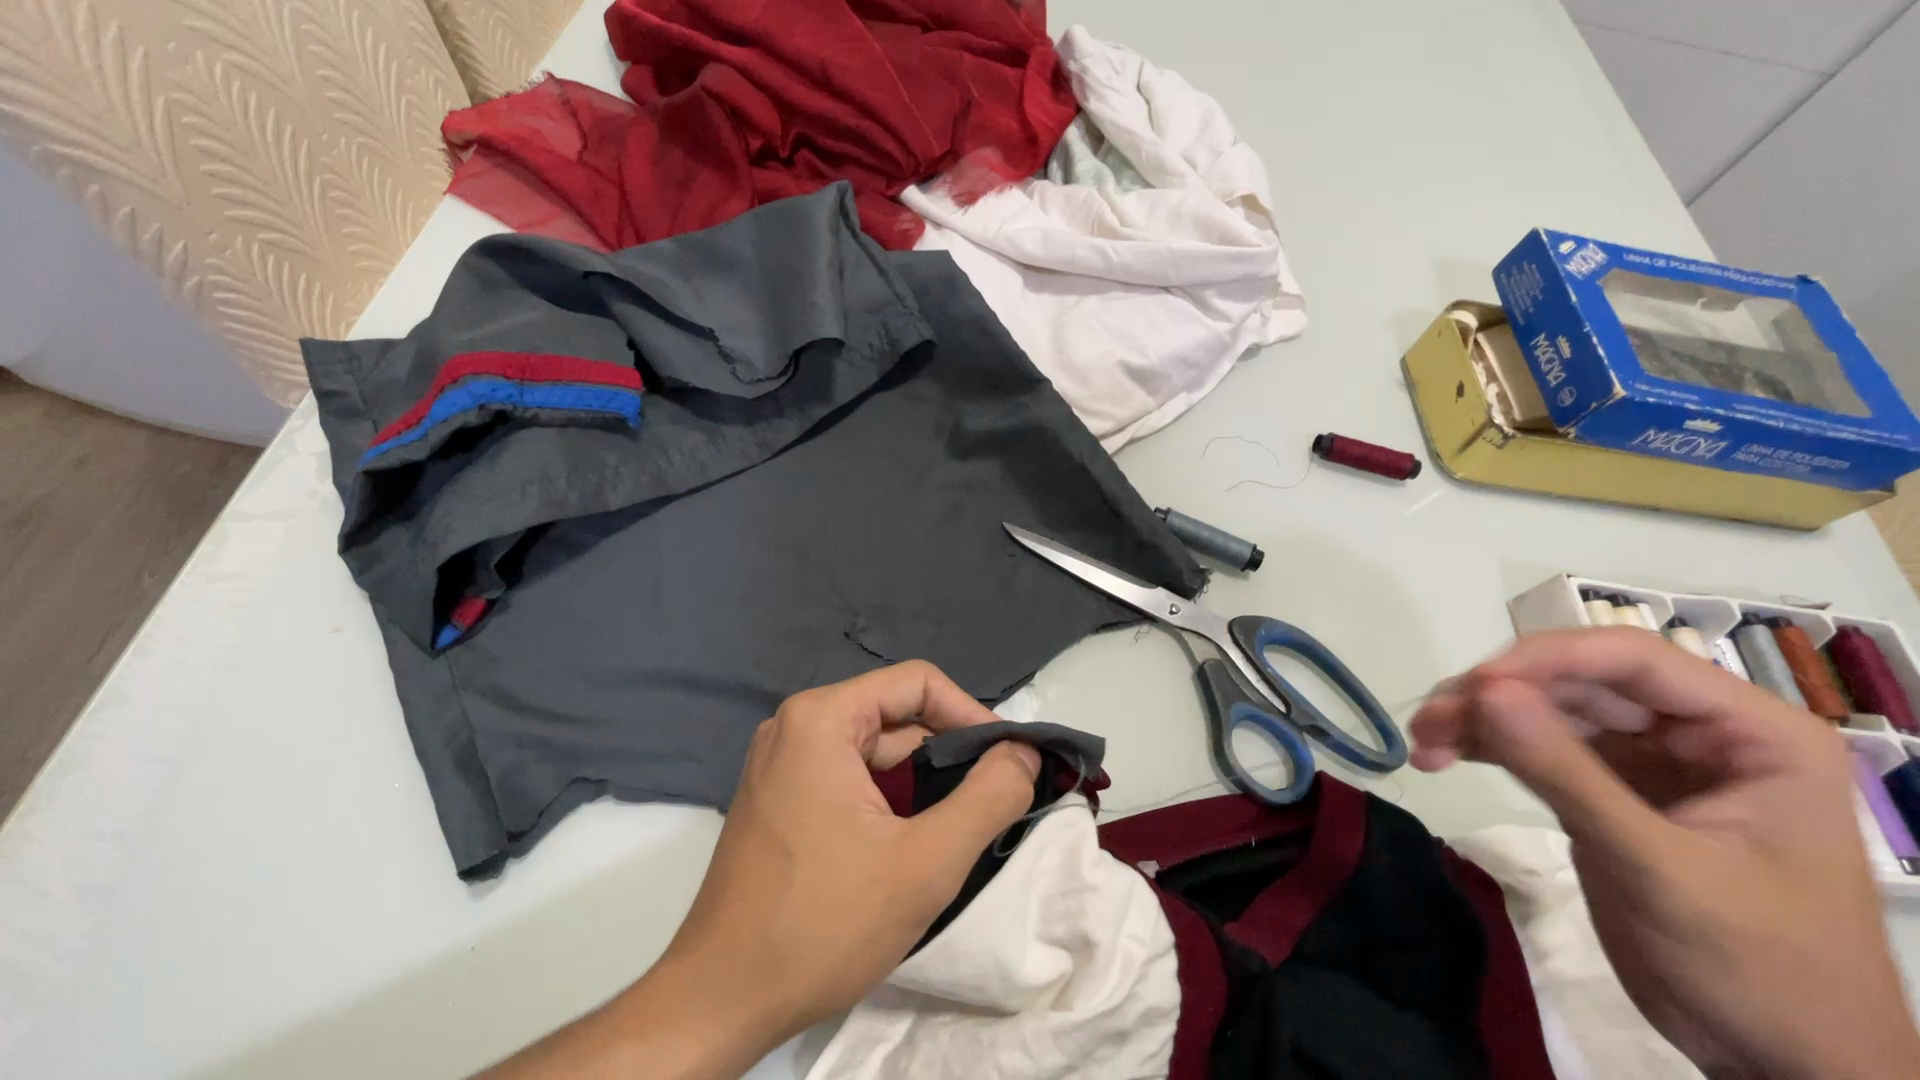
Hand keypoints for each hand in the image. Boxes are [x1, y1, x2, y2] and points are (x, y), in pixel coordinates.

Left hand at [481, 661, 1040, 1079]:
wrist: (722, 1000)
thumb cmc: (823, 924)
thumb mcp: (927, 862)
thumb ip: (989, 798)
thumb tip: (1023, 753)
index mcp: (820, 719)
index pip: (919, 684)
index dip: (974, 717)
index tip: (1012, 763)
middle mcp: (794, 728)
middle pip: (897, 719)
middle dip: (950, 758)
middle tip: (994, 808)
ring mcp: (781, 766)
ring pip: (876, 755)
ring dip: (922, 788)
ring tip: (955, 837)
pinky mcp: (779, 802)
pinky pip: (849, 781)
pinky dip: (889, 805)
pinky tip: (909, 850)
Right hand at [1411, 627, 1919, 1079]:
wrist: (1781, 1064)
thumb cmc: (1755, 966)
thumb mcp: (1655, 866)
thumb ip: (1566, 774)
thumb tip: (1484, 691)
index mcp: (1752, 733)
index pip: (1634, 661)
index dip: (1546, 660)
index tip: (1471, 687)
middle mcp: (1703, 734)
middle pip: (1582, 684)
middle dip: (1499, 696)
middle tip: (1428, 722)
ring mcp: (1657, 764)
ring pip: (1553, 714)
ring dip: (1484, 721)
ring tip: (1423, 742)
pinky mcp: (1618, 796)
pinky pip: (1547, 753)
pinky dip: (1493, 751)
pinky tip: (1444, 756)